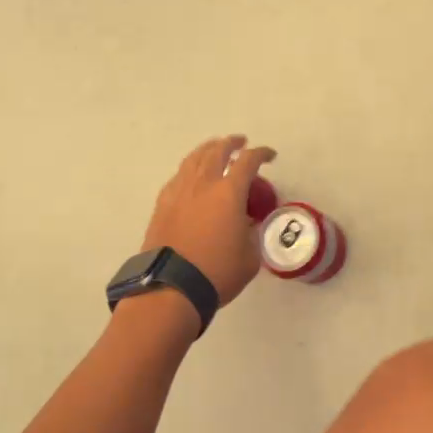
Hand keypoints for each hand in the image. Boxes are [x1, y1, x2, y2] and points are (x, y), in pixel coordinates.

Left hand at [140, 136, 276, 305]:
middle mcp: (203, 184)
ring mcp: (179, 192)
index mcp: (229, 192)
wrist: (170, 289)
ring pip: (193, 159)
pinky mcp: (162, 205)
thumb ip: (251, 234)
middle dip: (231, 143)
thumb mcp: (250, 257)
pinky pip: (178, 177)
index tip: (270, 156)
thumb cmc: (216, 272)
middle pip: (217, 150)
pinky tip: (190, 177)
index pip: (248, 161)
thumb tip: (247, 226)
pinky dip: (189, 170)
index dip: (262, 153)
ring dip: (207, 150)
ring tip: (214, 150)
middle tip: (240, 142)